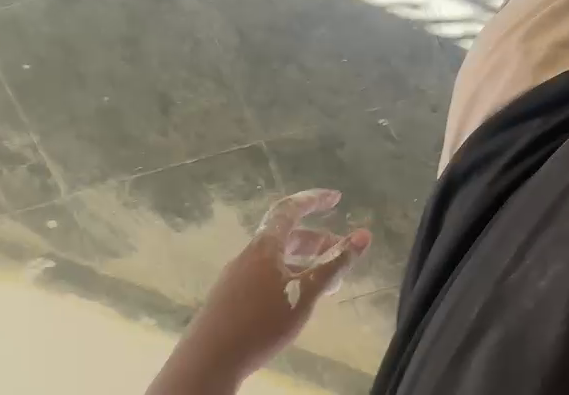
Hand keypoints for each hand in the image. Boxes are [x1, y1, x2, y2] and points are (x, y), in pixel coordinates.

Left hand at [149, 190, 370, 393]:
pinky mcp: (227, 303)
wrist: (203, 370)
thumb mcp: (305, 293)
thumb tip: (365, 234)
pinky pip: (264, 279)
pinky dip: (288, 279)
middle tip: (340, 253)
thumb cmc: (259, 323)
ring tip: (325, 284)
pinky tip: (296, 302)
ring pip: (276, 261)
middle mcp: (246, 258)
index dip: (313, 200)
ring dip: (304, 265)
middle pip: (285, 238)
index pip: (289, 210)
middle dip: (317, 242)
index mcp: (263, 248)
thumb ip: (335, 263)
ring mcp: (233, 281)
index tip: (336, 199)